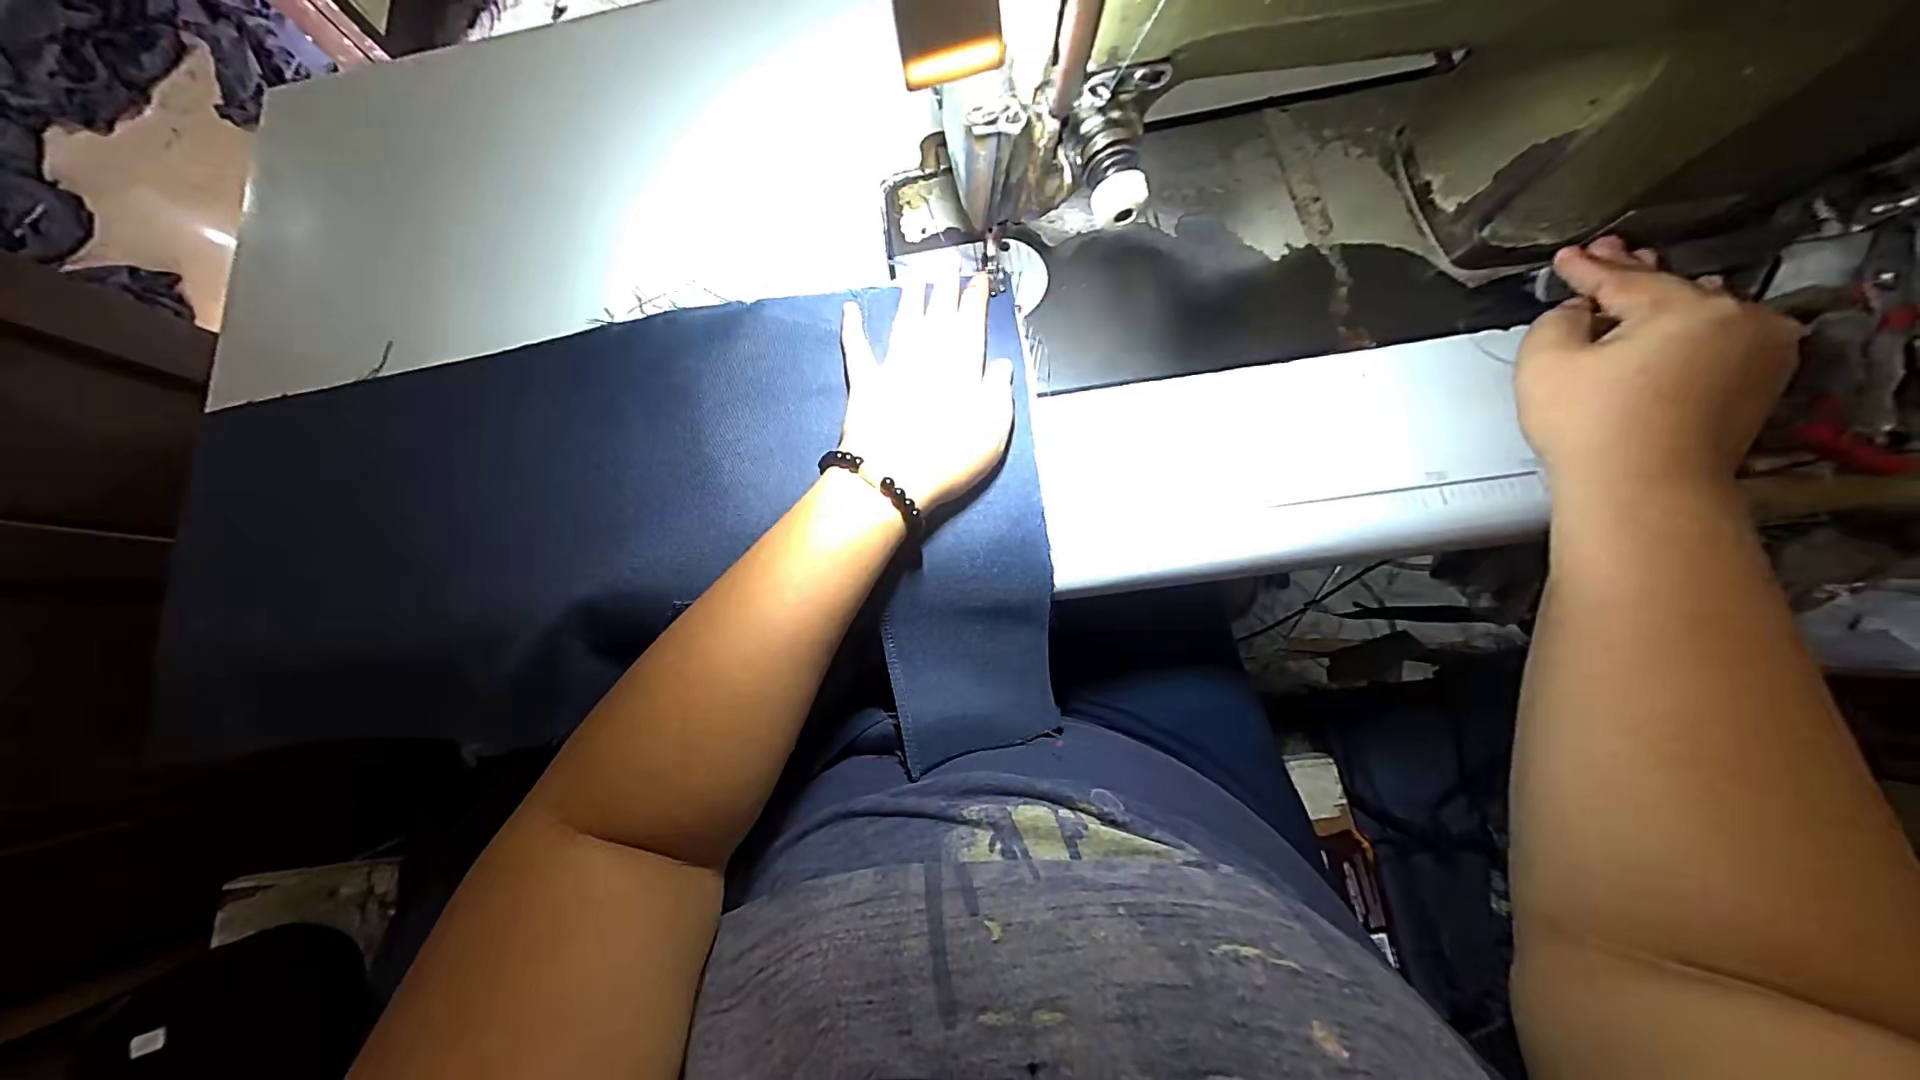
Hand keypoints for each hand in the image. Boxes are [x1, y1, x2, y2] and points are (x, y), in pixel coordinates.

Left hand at [838, 274, 1015, 511]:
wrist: (892, 477)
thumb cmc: (949, 458)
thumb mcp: (994, 429)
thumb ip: (999, 391)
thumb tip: (1001, 365)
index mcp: (962, 366)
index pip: (971, 322)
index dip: (974, 298)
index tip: (977, 279)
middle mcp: (927, 356)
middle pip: (938, 313)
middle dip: (945, 286)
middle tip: (949, 264)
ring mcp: (893, 366)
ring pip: (903, 322)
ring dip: (910, 299)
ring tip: (915, 278)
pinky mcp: (864, 382)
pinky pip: (857, 348)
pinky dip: (852, 328)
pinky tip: (849, 310)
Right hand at [1516, 236, 1803, 496]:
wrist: (1642, 489)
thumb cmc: (1594, 431)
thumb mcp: (1542, 363)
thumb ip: (1553, 320)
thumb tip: (1574, 314)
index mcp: (1687, 307)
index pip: (1623, 278)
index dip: (1586, 267)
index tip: (1570, 257)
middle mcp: (1738, 320)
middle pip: (1671, 290)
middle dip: (1631, 277)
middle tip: (1605, 259)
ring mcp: (1758, 354)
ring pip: (1698, 315)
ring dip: (1660, 307)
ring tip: (1628, 301)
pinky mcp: (1758, 385)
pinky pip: (1716, 344)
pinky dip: (1682, 338)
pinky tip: (1655, 341)